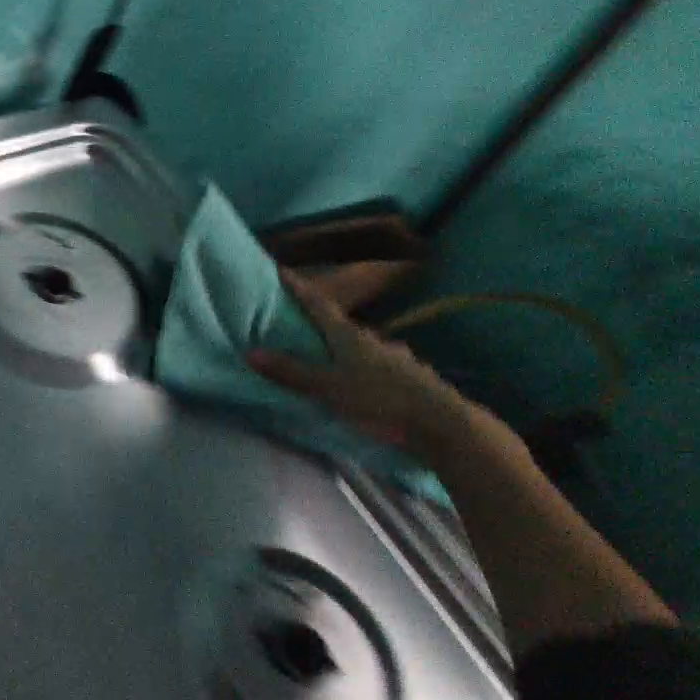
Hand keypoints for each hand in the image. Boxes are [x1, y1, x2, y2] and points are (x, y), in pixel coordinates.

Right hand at [248, 270, 511, 466]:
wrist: (449, 428)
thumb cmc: (382, 401)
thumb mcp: (329, 388)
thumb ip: (292, 372)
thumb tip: (250, 352)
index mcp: (349, 336)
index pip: (317, 304)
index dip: (298, 288)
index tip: (280, 271)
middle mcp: (375, 341)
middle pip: (341, 326)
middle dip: (321, 324)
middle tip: (299, 326)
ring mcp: (400, 360)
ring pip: (366, 348)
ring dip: (348, 350)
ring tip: (332, 359)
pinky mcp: (416, 381)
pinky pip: (383, 368)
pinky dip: (369, 370)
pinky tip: (367, 382)